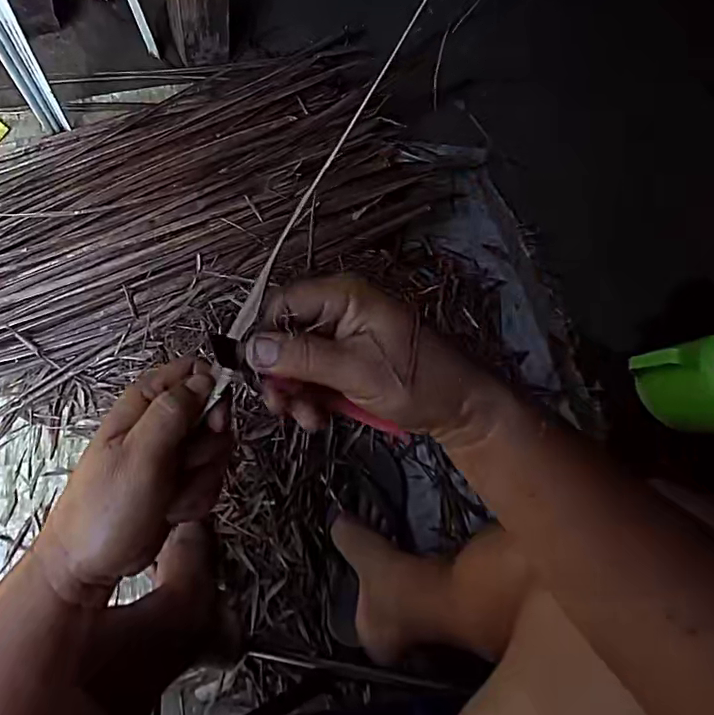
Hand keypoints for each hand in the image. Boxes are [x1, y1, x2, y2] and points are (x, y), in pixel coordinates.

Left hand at [36, 358, 233, 600]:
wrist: (88, 565)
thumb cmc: (102, 509)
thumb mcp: (139, 454)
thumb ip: (173, 411)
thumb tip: (204, 378)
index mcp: (144, 402)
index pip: (193, 372)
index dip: (211, 391)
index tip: (211, 420)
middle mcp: (160, 422)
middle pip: (213, 412)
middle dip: (206, 445)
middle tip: (183, 464)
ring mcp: (171, 453)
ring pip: (215, 448)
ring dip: (200, 478)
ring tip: (169, 493)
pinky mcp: (180, 480)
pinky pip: (210, 478)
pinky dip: (197, 498)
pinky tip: (172, 509)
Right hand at [246, 274, 505, 440]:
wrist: (460, 410)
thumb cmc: (417, 382)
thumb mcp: (356, 371)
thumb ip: (303, 358)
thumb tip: (253, 349)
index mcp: (342, 296)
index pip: (282, 303)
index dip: (265, 337)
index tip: (258, 374)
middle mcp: (336, 309)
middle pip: (285, 334)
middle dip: (280, 373)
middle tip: (280, 406)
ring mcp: (340, 335)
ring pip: (294, 358)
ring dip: (294, 390)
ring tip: (307, 418)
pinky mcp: (343, 359)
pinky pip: (311, 373)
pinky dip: (308, 396)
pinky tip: (317, 417)